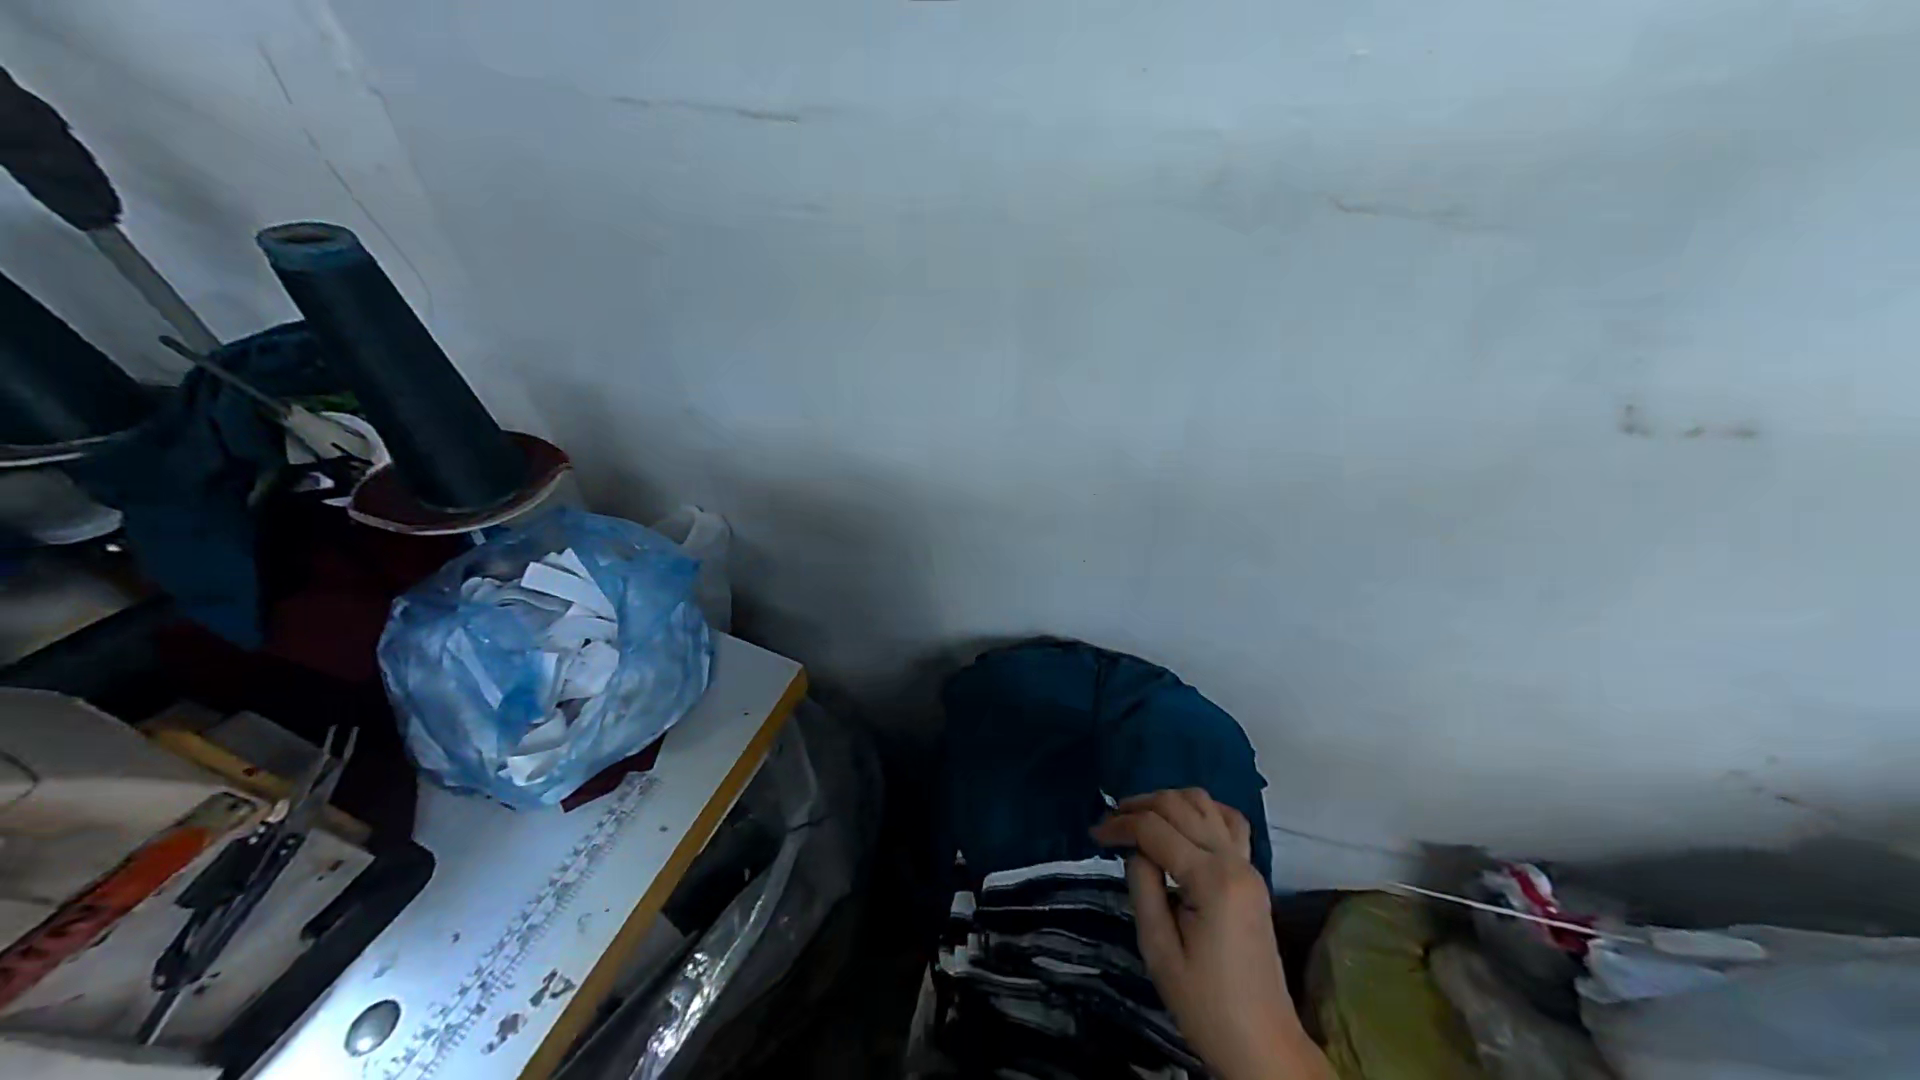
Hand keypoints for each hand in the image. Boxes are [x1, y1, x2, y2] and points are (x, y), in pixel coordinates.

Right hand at [1091, 789, 1331, 1079]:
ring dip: (1168, 802)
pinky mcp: (1253, 875)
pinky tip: (1181, 823)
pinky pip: (1229, 821)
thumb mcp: (1159, 950)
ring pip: (1205, 803)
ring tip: (1138, 819)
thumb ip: (1143, 888)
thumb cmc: (1205, 1005)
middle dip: (1139, 806)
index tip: (1093, 834)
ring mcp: (1249, 865)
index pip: (1156, 829)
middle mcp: (1234, 861)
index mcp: (1211, 880)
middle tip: (1109, 822)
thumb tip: (1135, 851)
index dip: (1120, 825)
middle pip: (1180, 805)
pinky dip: (1201, 811)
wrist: (1262, 1044)